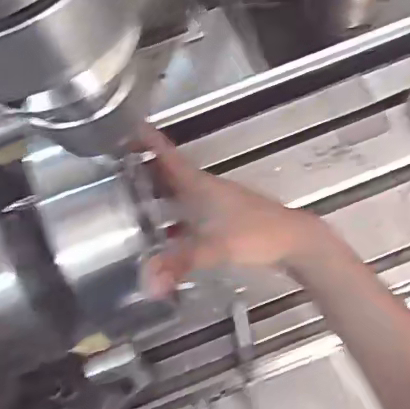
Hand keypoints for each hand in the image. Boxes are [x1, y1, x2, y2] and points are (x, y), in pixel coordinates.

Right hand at [138, 127, 333, 295]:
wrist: (295, 241)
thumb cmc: (256, 234)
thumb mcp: (215, 248)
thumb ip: (180, 263)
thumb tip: (148, 282)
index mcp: (199, 184)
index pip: (168, 155)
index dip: (148, 140)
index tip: (126, 125)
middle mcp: (204, 188)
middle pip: (169, 172)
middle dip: (143, 167)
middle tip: (114, 166)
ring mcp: (215, 203)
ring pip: (179, 192)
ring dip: (158, 192)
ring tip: (129, 199)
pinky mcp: (223, 219)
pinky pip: (189, 211)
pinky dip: (173, 216)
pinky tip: (164, 234)